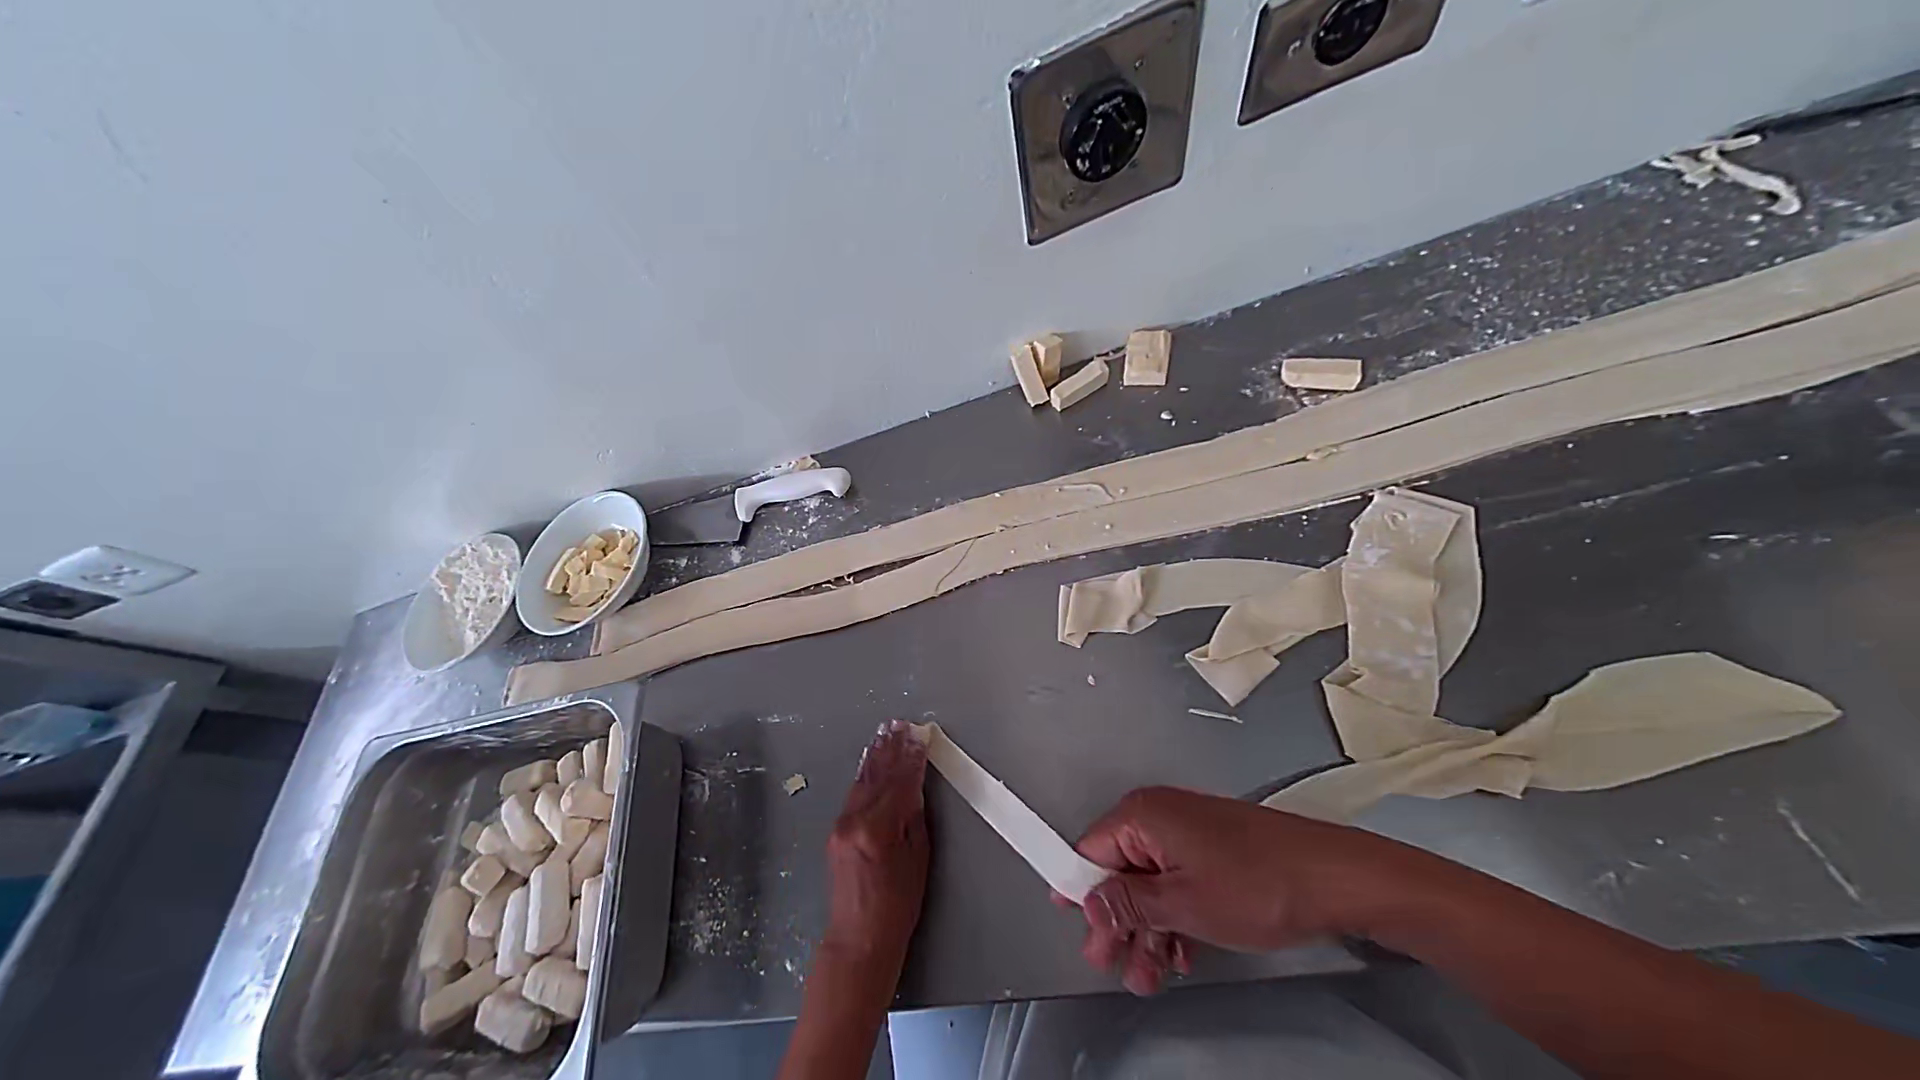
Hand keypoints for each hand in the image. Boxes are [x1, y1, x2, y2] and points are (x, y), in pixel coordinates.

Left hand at [822, 720, 929, 960]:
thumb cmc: (898, 906)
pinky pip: (854, 793)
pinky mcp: (835, 829)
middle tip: (902, 724)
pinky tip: (871, 759)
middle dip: (892, 747)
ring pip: (863, 780)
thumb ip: (913, 817)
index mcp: (879, 828)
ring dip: (876, 754)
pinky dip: (865, 773)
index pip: (901, 782)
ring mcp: (841, 823)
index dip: (913, 757)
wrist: (858, 938)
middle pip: (878, 775)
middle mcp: (855, 820)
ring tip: (886, 731)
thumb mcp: (918, 858)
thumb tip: (913, 787)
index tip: (921, 736)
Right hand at [1067, 786, 1422, 993]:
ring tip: (1151, 970)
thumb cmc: (1266, 881)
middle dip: (1118, 922)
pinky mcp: (1211, 847)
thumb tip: (1091, 904)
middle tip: (1116, 960)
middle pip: (1118, 870)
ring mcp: (1188, 830)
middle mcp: (1161, 815)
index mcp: (1144, 815)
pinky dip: (1173, 916)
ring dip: (1147, 929)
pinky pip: (1176, 880)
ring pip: (1149, 882)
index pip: (1089, 851)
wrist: (1337, 879)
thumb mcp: (1183, 905)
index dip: (1083, 895)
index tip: (1084, 929)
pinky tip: (1179, 951)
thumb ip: (1127, 905)